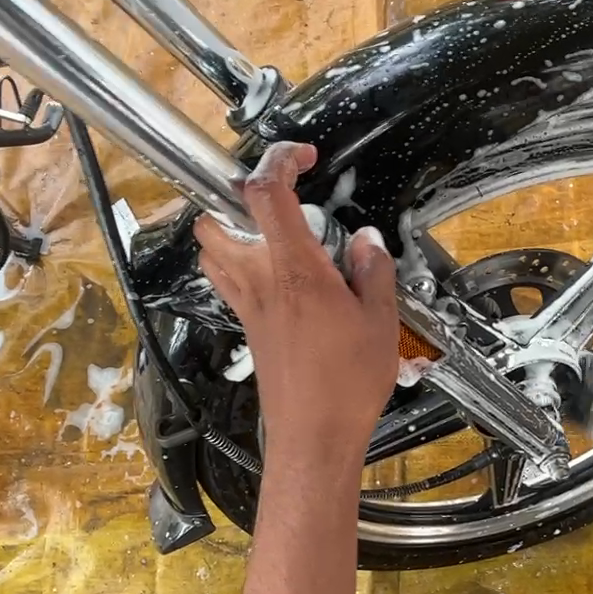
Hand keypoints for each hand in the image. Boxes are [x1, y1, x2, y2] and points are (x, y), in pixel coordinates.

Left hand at [195, 142, 398, 460]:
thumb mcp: (381, 322)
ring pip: (211, 251)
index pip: (265, 192)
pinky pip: (228, 282)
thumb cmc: (347, 385)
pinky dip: (240, 264)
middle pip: (213, 218)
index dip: (279, 160)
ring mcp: (247, 307)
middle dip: (237, 196)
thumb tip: (367, 243)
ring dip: (232, 230)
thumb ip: (374, 272)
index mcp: (295, 270)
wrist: (314, 437)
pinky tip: (279, 278)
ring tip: (276, 236)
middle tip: (280, 202)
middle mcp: (260, 282)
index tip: (303, 156)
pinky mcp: (247, 329)